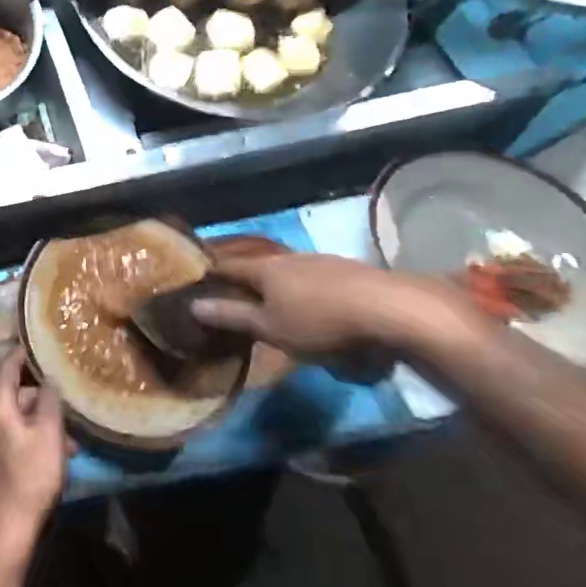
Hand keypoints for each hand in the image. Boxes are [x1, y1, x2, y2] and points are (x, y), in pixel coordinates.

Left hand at [0, 348, 66, 538]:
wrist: (5, 525)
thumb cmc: (29, 475)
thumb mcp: (49, 435)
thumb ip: (50, 402)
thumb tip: (49, 378)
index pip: (7, 367)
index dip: (23, 354)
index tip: (40, 344)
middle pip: (16, 393)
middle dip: (44, 396)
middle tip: (69, 400)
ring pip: (21, 417)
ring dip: (45, 422)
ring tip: (72, 439)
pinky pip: (19, 436)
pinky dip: (38, 438)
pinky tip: (60, 456)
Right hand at [190, 252, 484, 358]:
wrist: (393, 311)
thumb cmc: (320, 321)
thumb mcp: (269, 328)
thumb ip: (231, 316)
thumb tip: (192, 305)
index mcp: (265, 269)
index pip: (228, 265)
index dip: (211, 271)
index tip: (198, 279)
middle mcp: (291, 258)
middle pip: (261, 267)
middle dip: (248, 280)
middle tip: (237, 296)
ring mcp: (325, 262)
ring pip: (292, 272)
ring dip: (282, 286)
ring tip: (280, 305)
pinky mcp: (353, 272)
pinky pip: (319, 280)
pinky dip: (310, 292)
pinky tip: (319, 309)